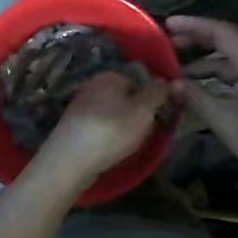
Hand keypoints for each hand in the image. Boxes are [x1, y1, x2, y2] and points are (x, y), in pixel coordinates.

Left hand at [24, 69, 168, 196]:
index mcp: (107, 76)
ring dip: (127, 124)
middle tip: (149, 127)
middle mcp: (90, 87)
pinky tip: (115, 146)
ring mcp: (80, 108)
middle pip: (126, 96)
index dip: (154, 93)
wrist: (70, 160)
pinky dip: (111, 134)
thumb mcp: (143, 109)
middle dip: (140, 111)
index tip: (164, 110)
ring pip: (115, 112)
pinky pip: (102, 126)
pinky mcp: (76, 128)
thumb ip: (158, 93)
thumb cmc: (111, 129)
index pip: (139, 78)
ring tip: (133, 139)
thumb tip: (166, 80)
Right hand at [167, 16, 237, 197]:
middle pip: (228, 42)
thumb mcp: (225, 120)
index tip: (165, 24)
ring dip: (205, 62)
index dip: (192, 25)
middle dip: (197, 40)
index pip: (221, 32)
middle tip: (166, 45)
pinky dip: (218, 76)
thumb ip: (195, 98)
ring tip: (176, 72)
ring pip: (233, 60)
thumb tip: (170, 83)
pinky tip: (201, 89)